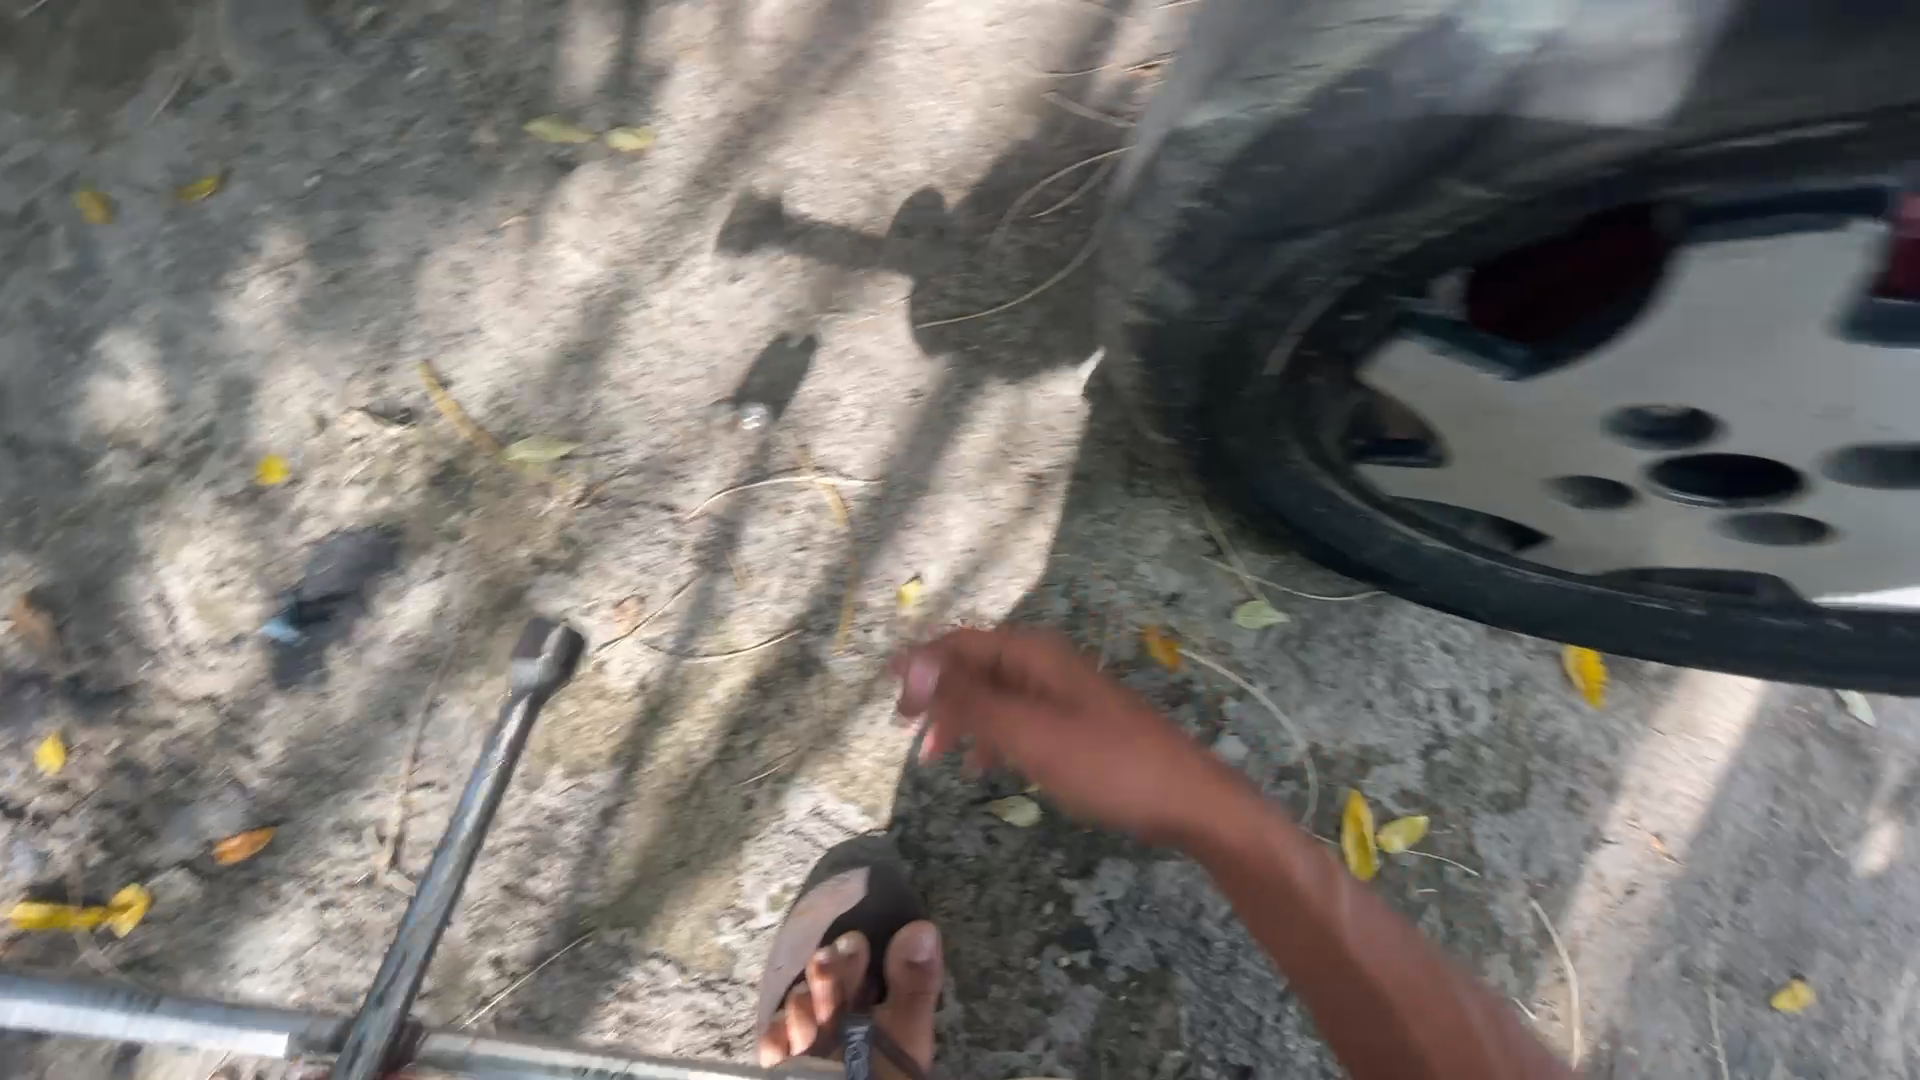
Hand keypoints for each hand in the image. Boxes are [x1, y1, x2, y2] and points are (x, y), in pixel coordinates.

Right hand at [893, 627, 1234, 843]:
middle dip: (938, 696)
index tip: (892, 703)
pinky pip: (1018, 717)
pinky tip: (983, 766)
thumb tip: (912, 662)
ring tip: (936, 757)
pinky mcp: (1073, 720)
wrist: (1187, 800)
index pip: (959, 643)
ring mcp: (1061, 692)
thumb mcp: (1028, 732)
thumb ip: (968, 698)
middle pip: (974, 667)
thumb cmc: (1105, 764)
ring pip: (994, 695)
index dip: (921, 667)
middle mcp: (1044, 663)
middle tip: (908, 734)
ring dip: (962, 720)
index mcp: (1033, 654)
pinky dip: (992, 736)